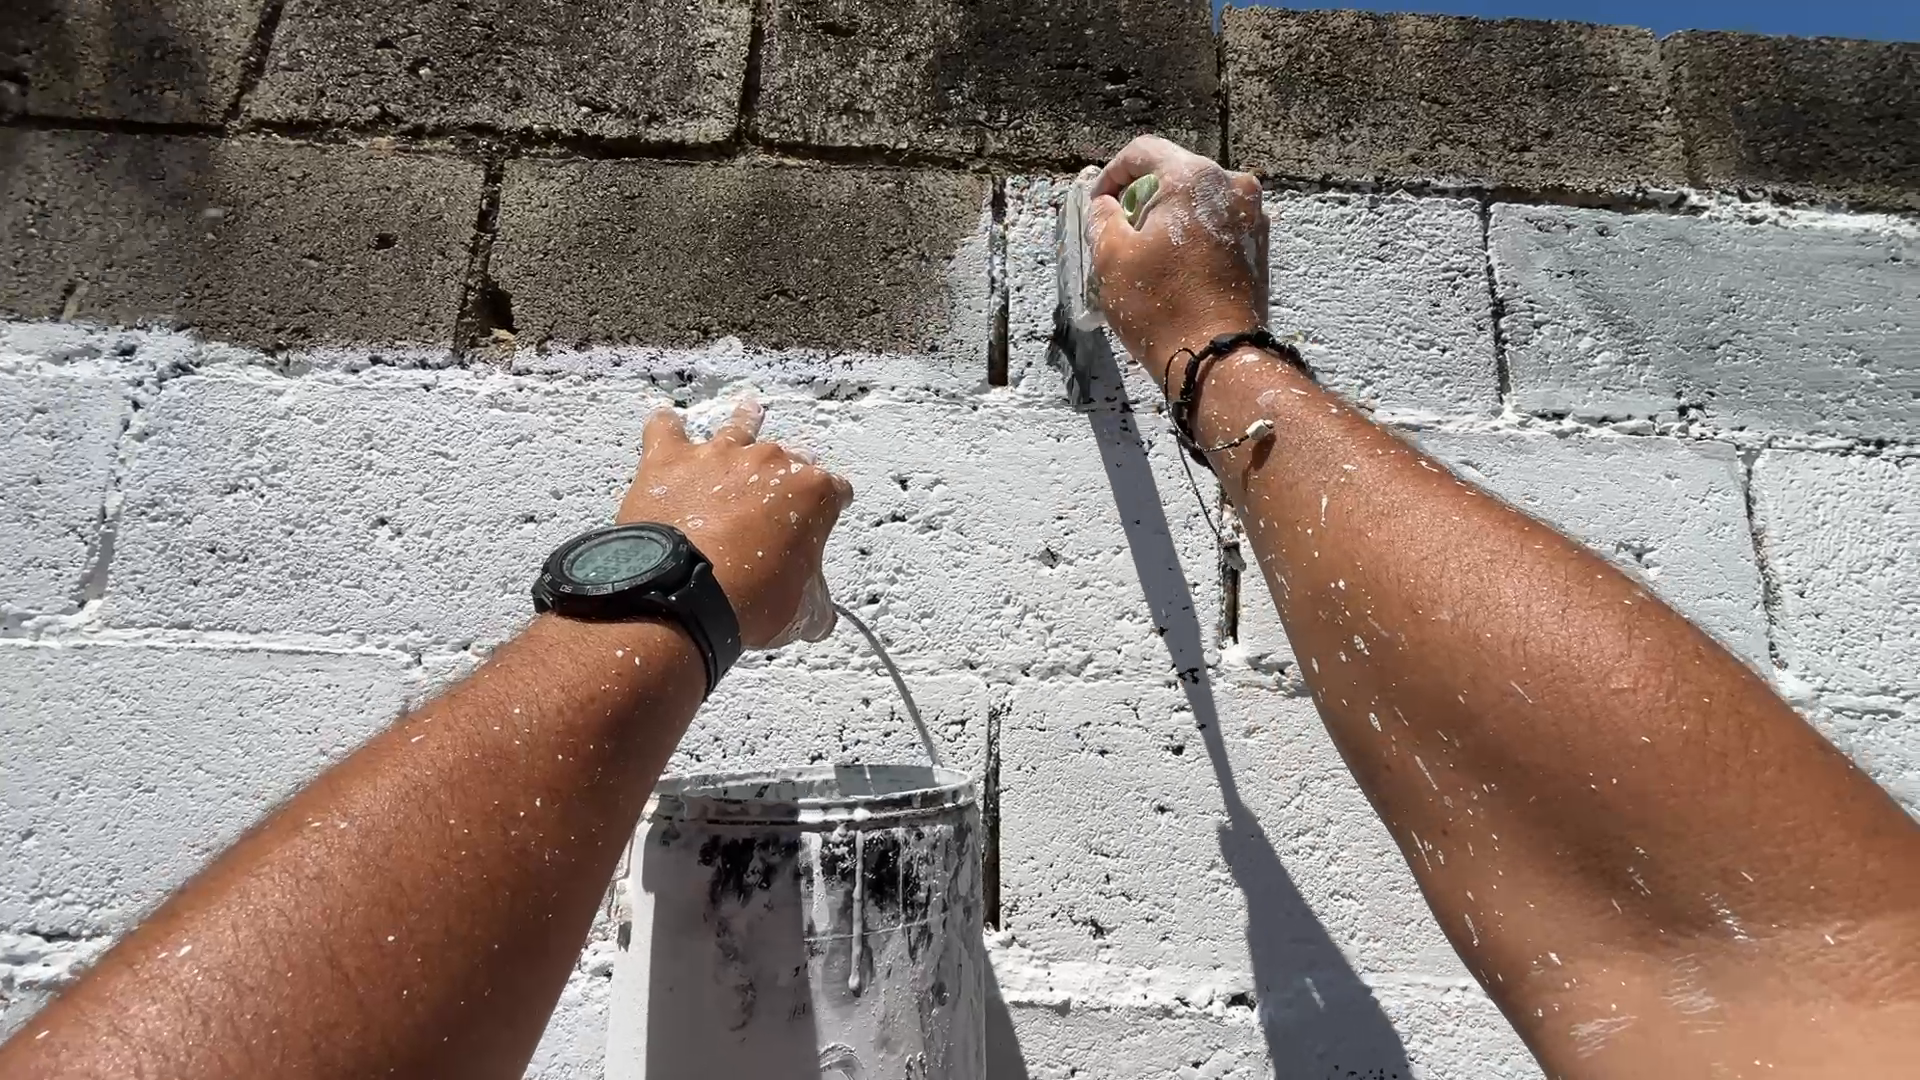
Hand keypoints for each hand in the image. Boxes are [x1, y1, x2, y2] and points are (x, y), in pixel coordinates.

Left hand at [617, 398, 852, 648]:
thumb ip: (816, 606)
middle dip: (787, 474)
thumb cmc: (752, 600)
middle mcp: (772, 461)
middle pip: (789, 457)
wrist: (684, 595)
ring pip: (739, 426)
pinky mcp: (670, 459)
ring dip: (746, 421)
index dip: (830, 506)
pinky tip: (665, 422)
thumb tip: (822, 622)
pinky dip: (667, 428)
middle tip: (776, 494)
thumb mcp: (802, 613)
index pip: (836, 491)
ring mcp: (720, 455)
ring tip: (750, 410)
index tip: (822, 518)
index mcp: (813, 493)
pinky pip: (666, 429)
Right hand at [1087, 135, 1268, 383]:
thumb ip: (1102, 219)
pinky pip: (1216, 227)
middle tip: (1118, 234)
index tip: (1097, 204)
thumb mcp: (1111, 260)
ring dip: (1167, 221)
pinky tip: (1174, 271)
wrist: (1216, 357)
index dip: (1111, 174)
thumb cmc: (1159, 308)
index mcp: (1193, 177)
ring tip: (1146, 257)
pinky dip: (1192, 239)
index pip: (1143, 152)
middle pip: (1174, 175)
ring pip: (1197, 203)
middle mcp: (1232, 184)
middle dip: (1141, 200)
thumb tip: (1103, 204)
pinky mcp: (1258, 247)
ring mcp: (1251, 216)